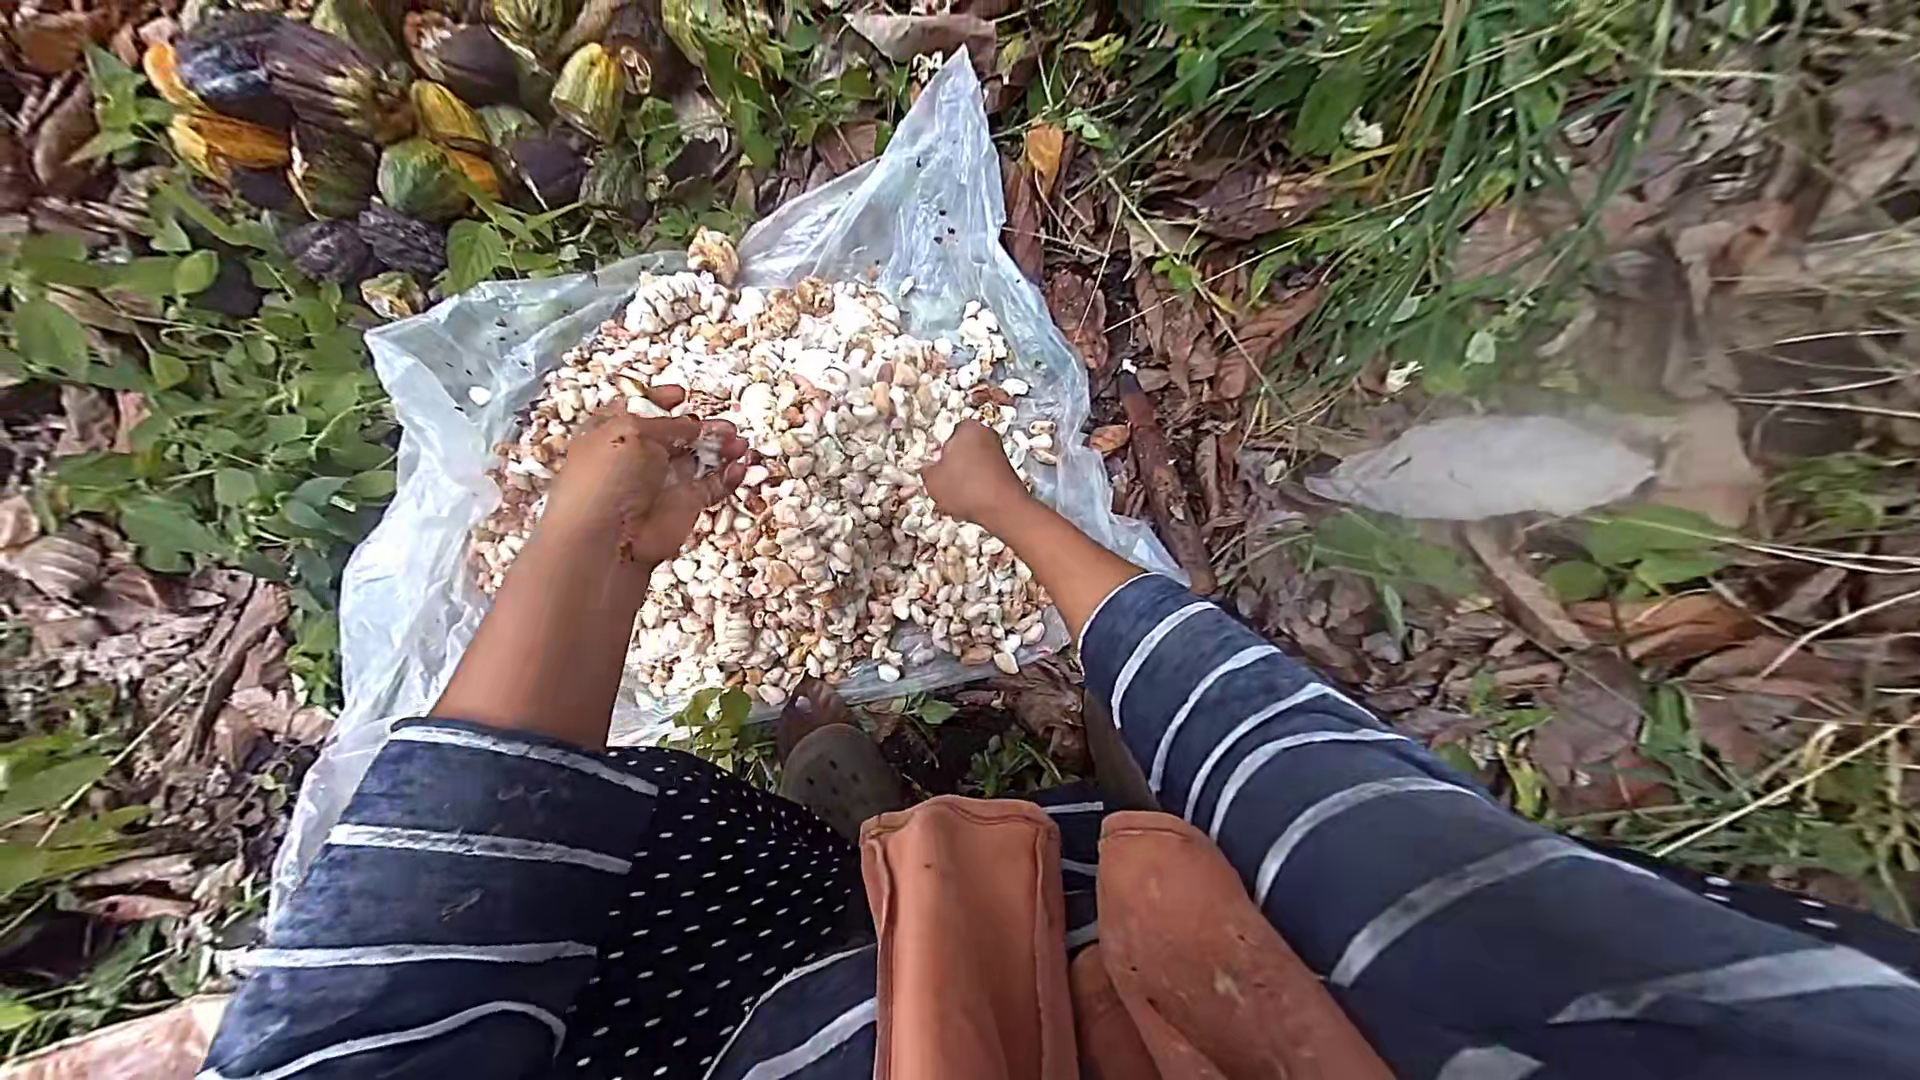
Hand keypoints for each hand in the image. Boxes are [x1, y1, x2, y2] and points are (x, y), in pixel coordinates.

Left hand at [541, 408, 747, 568]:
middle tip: (726, 424)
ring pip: (701, 459)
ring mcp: (664, 482)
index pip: (640, 410)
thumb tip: (696, 425)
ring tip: (740, 443)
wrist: (608, 538)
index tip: (681, 394)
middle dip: (703, 426)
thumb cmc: (607, 478)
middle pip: (679, 434)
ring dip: (722, 448)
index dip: (660, 400)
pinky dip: (729, 476)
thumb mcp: (633, 433)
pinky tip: (741, 466)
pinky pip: (713, 486)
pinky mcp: (686, 505)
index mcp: (615, 432)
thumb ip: (670, 425)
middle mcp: (640, 456)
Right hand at [920, 419, 1031, 527]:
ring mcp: (999, 454)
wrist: (1003, 510)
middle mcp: (987, 435)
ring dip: (962, 481)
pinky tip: (968, 503)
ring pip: (970, 467)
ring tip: (954, 498)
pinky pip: (983, 478)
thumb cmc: (967, 489)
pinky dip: (975, 489)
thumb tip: (928, 469)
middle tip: (941, 483)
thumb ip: (926, 470)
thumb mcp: (932, 480)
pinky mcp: (1006, 472)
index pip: (945, 435)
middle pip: (959, 451)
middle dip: (950, 468)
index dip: (936, 454)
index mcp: (968, 427)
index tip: (932, 467)